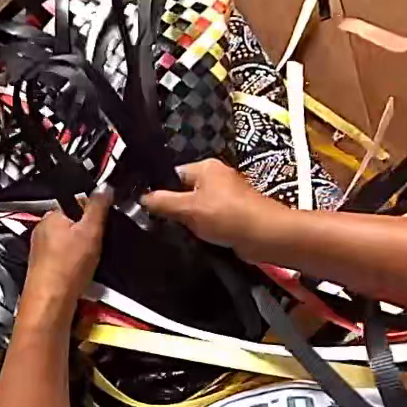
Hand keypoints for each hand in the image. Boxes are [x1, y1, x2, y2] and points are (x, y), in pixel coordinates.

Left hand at [18, 187, 111, 324]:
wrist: (50, 302)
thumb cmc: (68, 265)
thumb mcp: (91, 231)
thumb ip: (98, 207)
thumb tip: (105, 187)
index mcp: (50, 216)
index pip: (75, 203)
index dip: (93, 212)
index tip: (103, 225)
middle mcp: (42, 231)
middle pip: (72, 224)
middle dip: (87, 233)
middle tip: (99, 245)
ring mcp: (40, 251)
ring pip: (69, 244)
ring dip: (82, 251)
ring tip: (91, 262)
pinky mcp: (44, 269)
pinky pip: (64, 260)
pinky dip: (74, 264)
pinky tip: (81, 274)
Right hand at [141, 160, 286, 252]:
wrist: (265, 236)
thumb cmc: (226, 216)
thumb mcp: (188, 208)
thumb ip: (162, 202)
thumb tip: (142, 198)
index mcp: (206, 167)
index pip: (173, 174)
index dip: (160, 191)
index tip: (150, 209)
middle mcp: (217, 177)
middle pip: (184, 191)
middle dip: (175, 208)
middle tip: (165, 223)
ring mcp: (227, 195)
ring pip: (197, 207)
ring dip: (190, 221)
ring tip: (182, 233)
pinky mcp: (233, 213)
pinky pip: (210, 219)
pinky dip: (204, 228)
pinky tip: (199, 238)